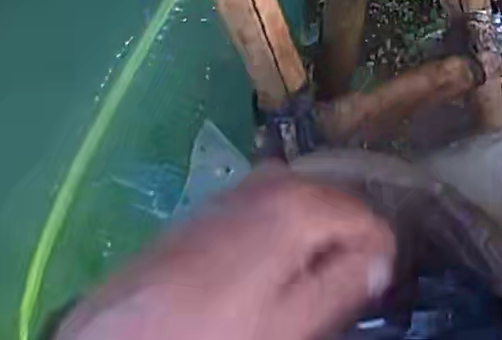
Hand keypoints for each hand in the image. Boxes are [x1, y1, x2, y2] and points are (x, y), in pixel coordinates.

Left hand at [56, 167, 396, 339]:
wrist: (119, 334)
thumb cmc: (212, 336)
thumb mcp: (287, 326)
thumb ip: (342, 285)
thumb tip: (382, 260)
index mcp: (301, 203)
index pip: (368, 219)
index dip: (380, 257)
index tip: (375, 293)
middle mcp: (279, 178)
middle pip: (339, 202)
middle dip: (349, 242)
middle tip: (343, 293)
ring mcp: (247, 183)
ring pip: (307, 202)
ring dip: (319, 237)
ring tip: (309, 287)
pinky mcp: (223, 198)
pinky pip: (277, 203)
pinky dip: (289, 230)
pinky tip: (273, 271)